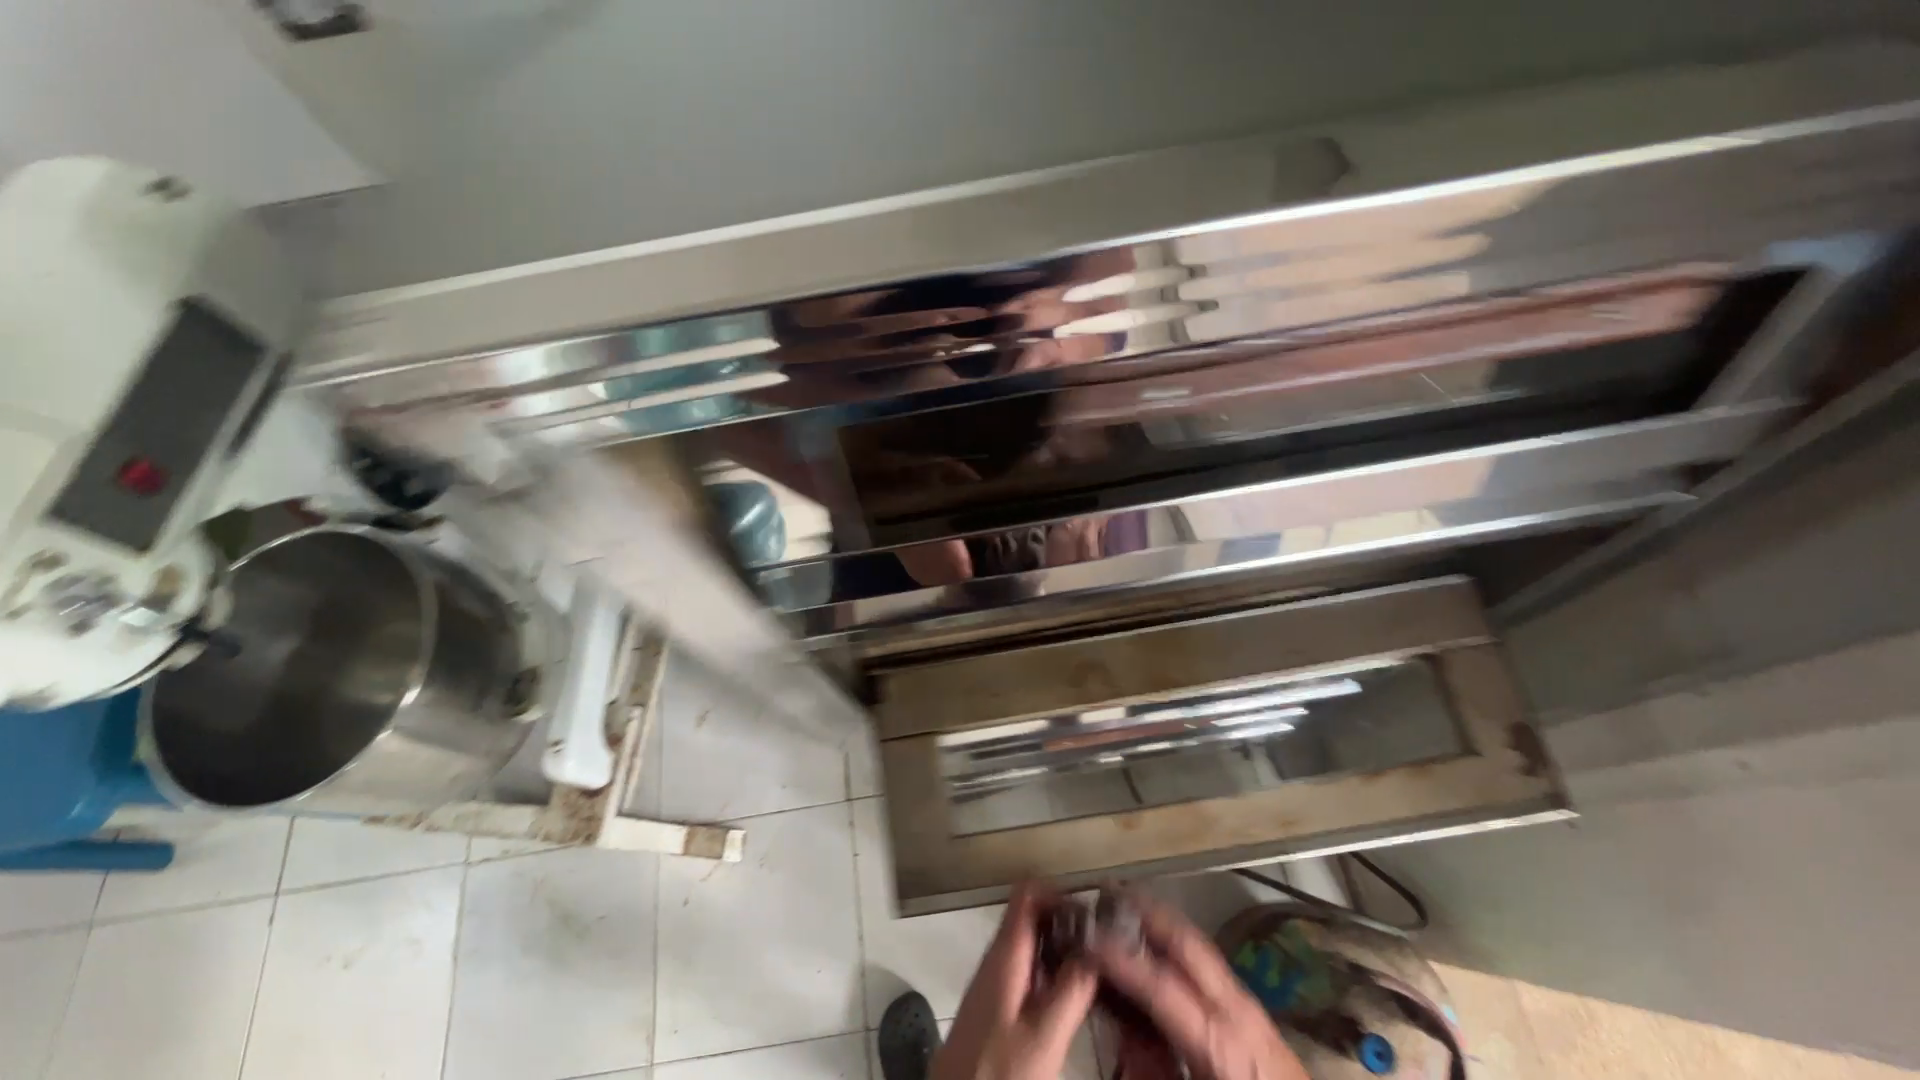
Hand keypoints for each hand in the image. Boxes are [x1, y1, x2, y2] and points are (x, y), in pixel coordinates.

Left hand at [934, 884, 1097, 1079]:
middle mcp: (996, 960)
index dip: (1060, 894)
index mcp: (1004, 956)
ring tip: (1100, 967)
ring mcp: (995, 982)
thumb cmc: (999, 1071)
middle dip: (1068, 923)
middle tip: (1106, 945)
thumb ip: (1071, 990)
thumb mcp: (1043, 1036)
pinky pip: (1028, 971)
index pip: (1027, 894)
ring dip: (1063, 948)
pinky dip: (1053, 971)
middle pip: (1031, 917)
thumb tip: (1098, 947)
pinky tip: (1076, 994)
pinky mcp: (997, 1004)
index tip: (1094, 916)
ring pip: (1031, 945)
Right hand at [1089, 891, 1308, 1079]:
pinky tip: (1156, 941)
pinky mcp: (1250, 1007)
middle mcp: (1235, 1009)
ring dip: (1161, 919)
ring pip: (1198, 945)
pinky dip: (1176, 940)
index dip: (1123, 961)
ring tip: (1124, 902)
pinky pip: (1206, 961)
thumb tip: (1125, 1039)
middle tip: (1106, 891)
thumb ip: (1152, 1069)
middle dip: (1145, 912)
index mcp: (1219, 1042)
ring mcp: (1247, 1003)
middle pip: (1186, 944)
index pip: (1162, 988)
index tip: (1089, 940)